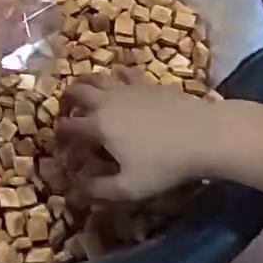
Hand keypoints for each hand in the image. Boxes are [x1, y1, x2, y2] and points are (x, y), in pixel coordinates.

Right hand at [60, 70, 220, 199]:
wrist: (204, 134)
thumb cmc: (165, 164)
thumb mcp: (131, 187)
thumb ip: (101, 190)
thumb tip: (77, 191)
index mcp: (98, 126)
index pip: (68, 126)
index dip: (59, 133)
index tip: (59, 141)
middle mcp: (106, 102)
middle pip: (77, 92)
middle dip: (67, 99)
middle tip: (66, 108)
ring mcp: (127, 88)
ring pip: (97, 77)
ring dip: (85, 82)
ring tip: (84, 89)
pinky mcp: (147, 82)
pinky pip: (123, 72)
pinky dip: (114, 75)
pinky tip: (118, 80)